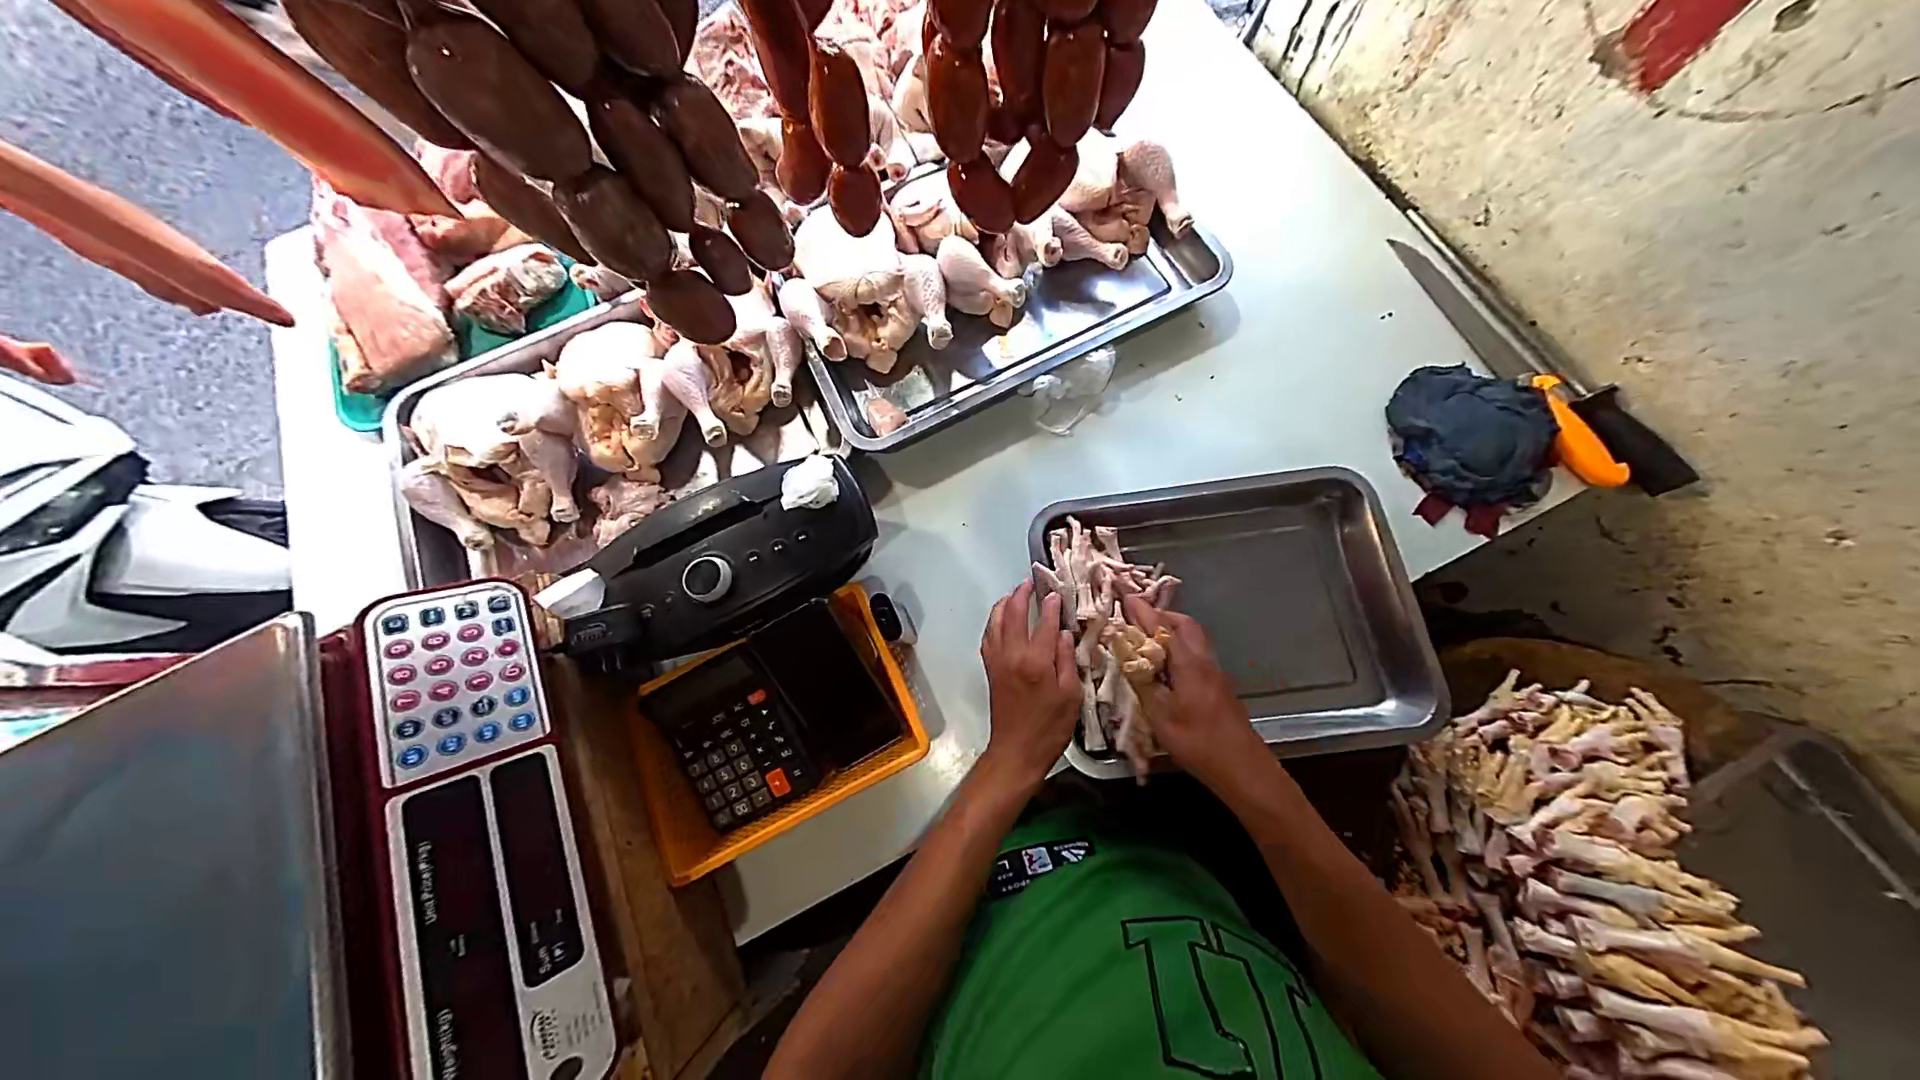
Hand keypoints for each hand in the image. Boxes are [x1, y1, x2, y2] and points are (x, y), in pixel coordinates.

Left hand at [978, 581, 1079, 789]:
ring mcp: (997, 660)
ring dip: (1005, 604)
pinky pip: (989, 635)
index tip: (1056, 592)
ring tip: (1016, 594)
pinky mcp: (990, 668)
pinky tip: (1002, 619)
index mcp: (1036, 661)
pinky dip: (995, 621)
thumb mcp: (1071, 695)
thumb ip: (1067, 660)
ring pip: (996, 621)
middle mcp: (1012, 654)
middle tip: (1031, 582)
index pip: (1044, 623)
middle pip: (1013, 614)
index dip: (1051, 605)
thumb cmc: (1050, 727)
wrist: (1016, 751)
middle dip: (1022, 594)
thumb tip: (1064, 633)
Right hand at [1121, 595, 1271, 790]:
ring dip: (1171, 631)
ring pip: (1193, 640)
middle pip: (1185, 626)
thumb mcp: (1159, 713)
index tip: (1126, 598)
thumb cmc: (1197, 741)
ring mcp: (1215, 674)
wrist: (1242, 767)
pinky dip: (1178, 648)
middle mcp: (1205, 661)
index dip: (1143, 612)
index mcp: (1189, 663)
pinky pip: (1196, 654)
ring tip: (1146, 639)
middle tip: (1137, 618)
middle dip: (1161, 616)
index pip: (1163, 627)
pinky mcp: (1219, 687)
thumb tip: (1127, 655)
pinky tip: (1166, 666)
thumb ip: (1143, 680)